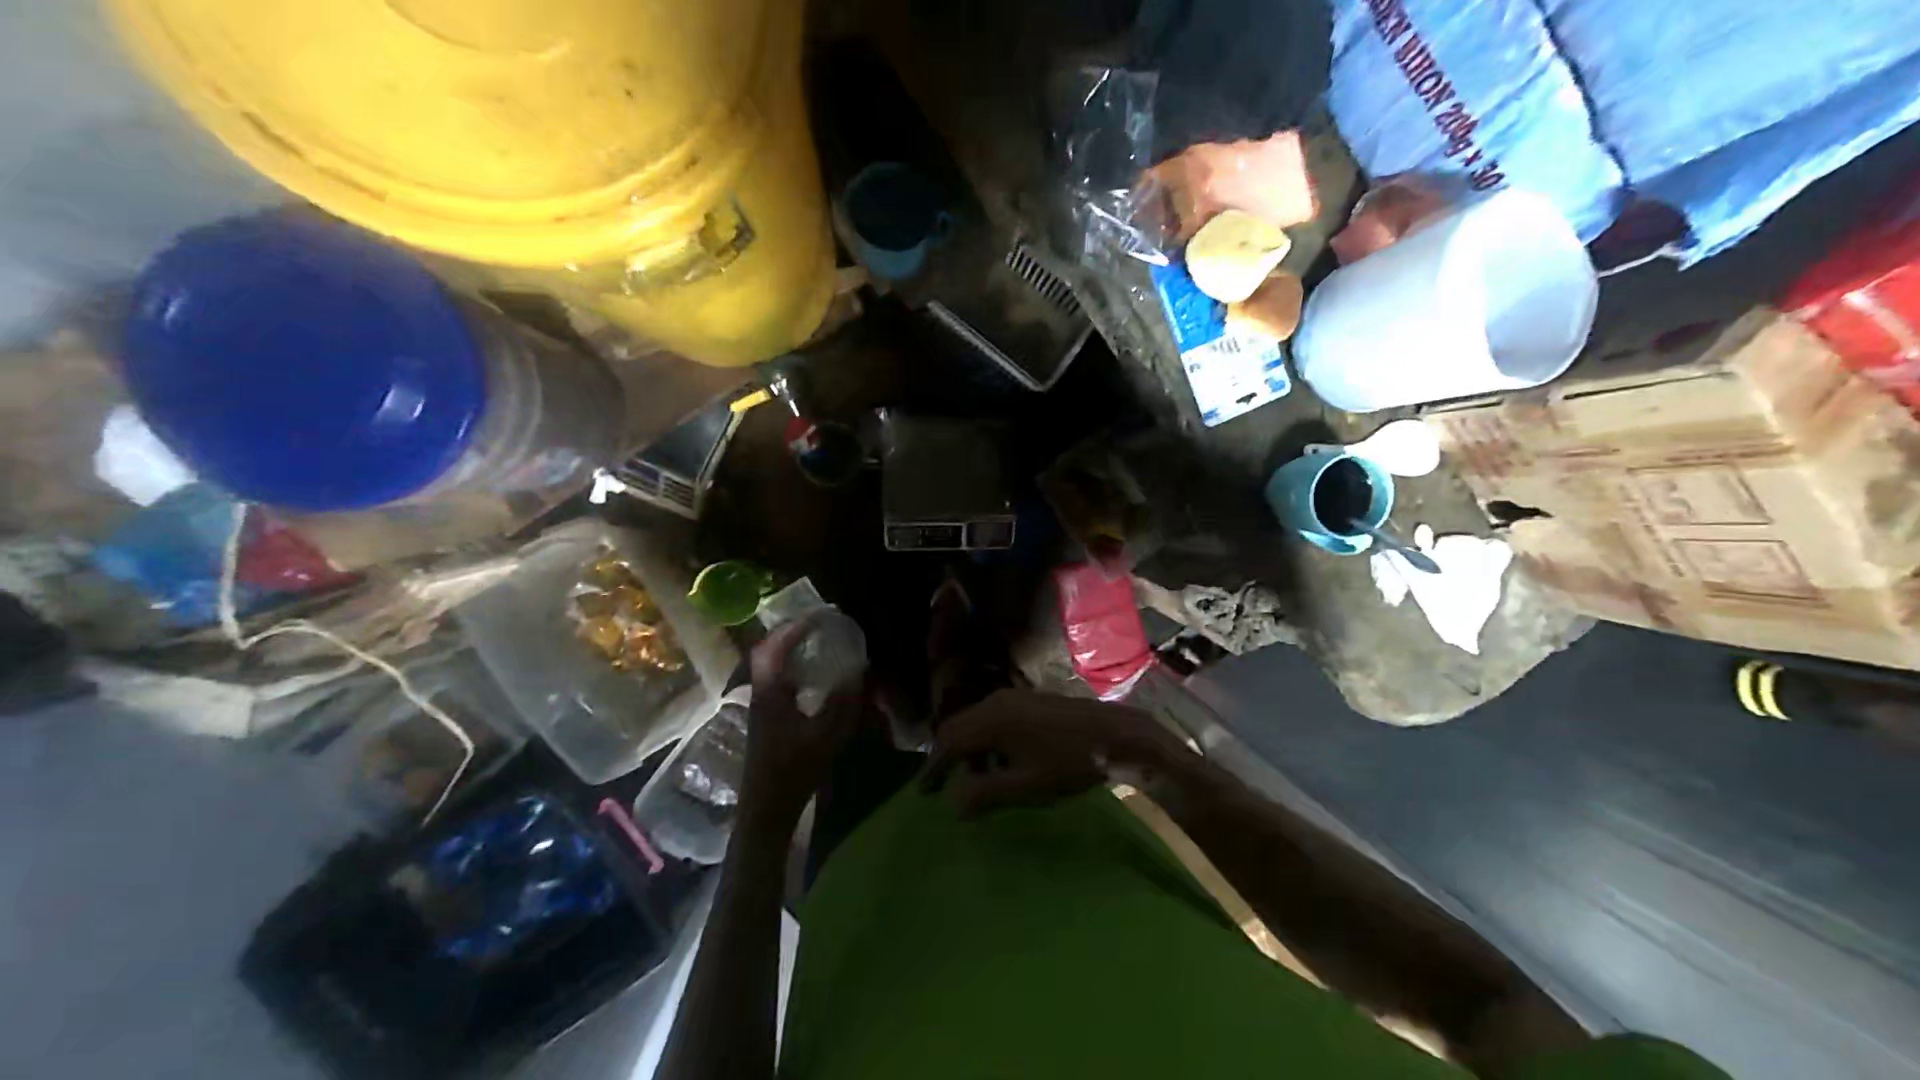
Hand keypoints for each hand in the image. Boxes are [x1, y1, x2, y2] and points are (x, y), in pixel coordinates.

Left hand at [741, 620, 859, 823]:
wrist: (767, 807)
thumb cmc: (794, 769)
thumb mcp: (826, 735)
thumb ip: (843, 701)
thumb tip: (858, 669)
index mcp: (769, 692)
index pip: (773, 648)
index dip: (793, 627)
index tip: (818, 616)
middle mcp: (760, 693)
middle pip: (767, 652)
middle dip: (789, 633)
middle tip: (817, 624)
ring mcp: (760, 705)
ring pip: (769, 666)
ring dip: (788, 649)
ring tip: (815, 641)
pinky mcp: (765, 717)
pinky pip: (776, 679)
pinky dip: (791, 667)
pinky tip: (812, 676)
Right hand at [922, 689, 1194, 817]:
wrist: (1117, 735)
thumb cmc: (1070, 762)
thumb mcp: (1025, 786)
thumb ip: (984, 794)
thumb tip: (953, 804)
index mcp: (991, 720)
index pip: (949, 742)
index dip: (934, 768)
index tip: (924, 792)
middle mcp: (996, 702)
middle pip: (958, 728)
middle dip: (949, 758)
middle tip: (942, 786)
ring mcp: (1013, 698)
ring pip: (976, 723)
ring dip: (970, 750)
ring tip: (976, 781)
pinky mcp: (1028, 702)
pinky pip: (993, 720)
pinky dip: (987, 742)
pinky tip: (1002, 763)